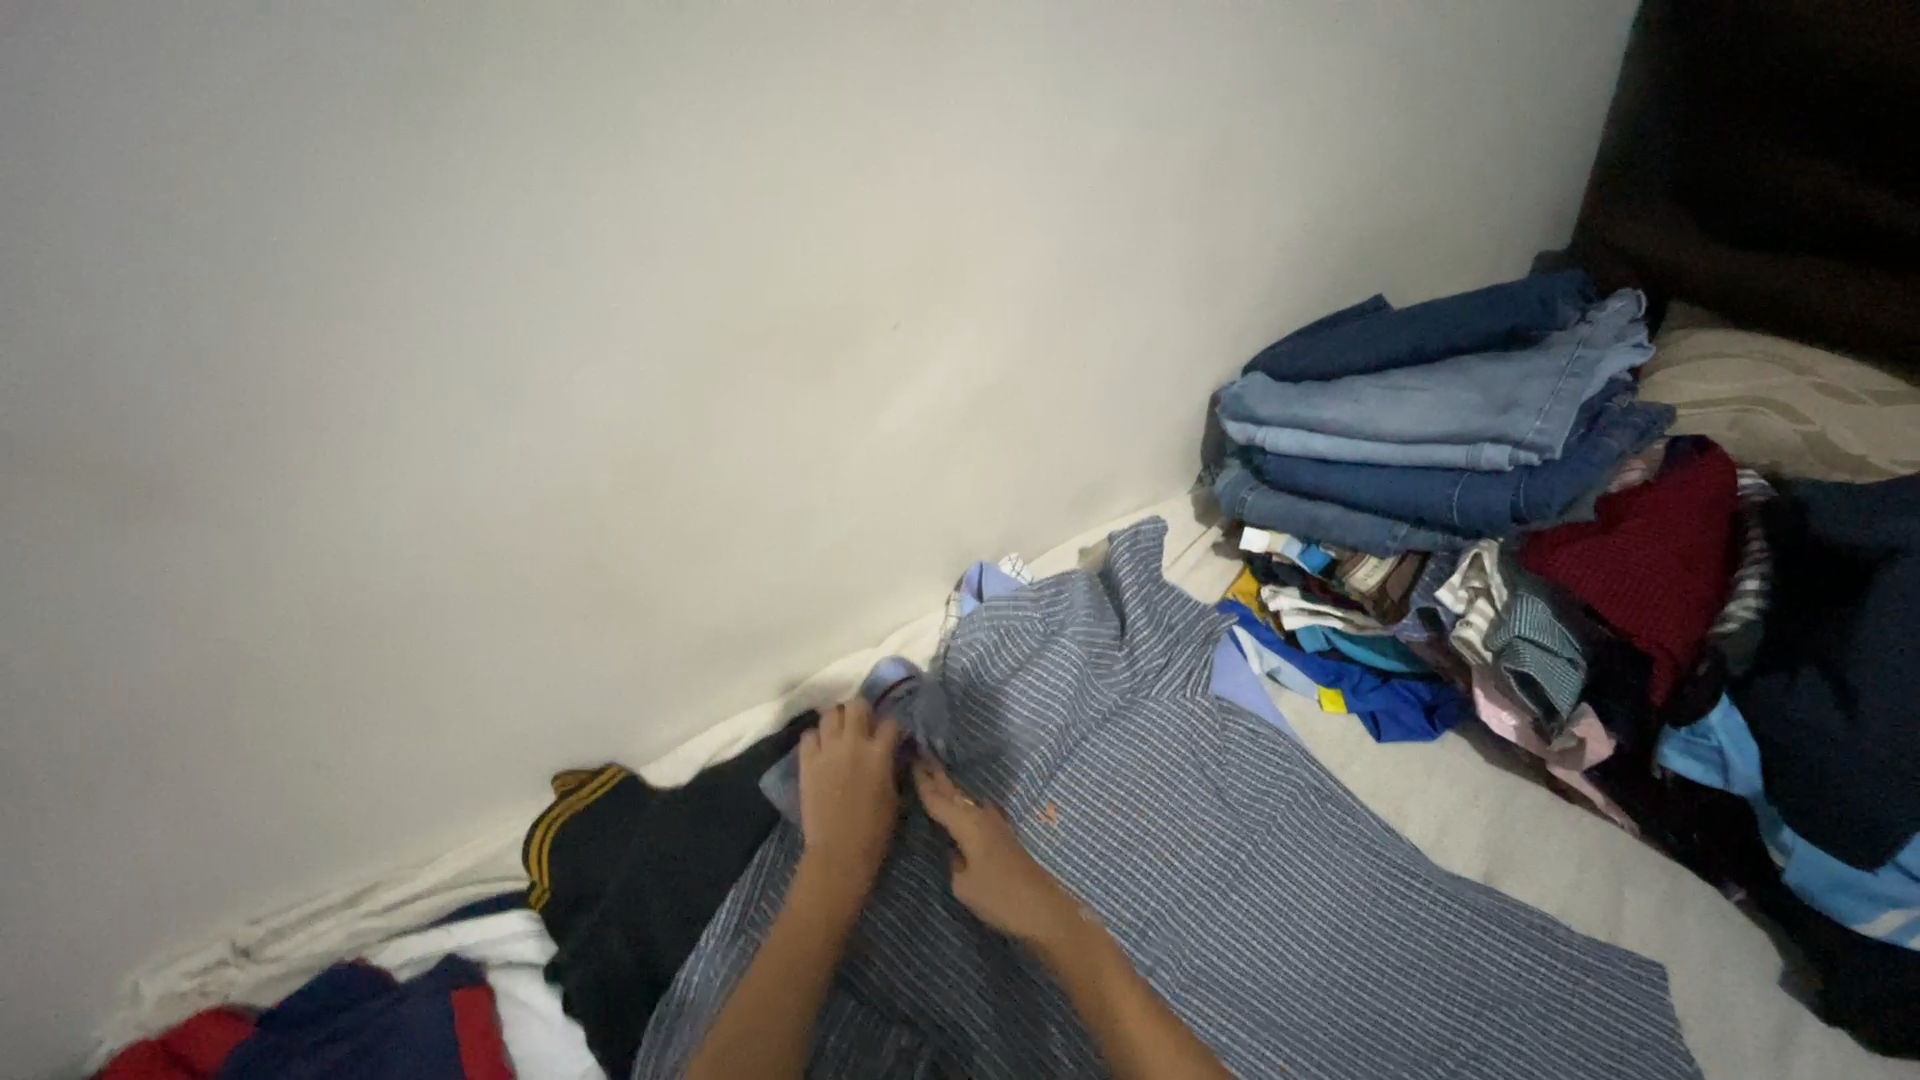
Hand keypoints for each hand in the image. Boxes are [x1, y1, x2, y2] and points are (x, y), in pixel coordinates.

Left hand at [797, 699, 903, 889]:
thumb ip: (890, 767)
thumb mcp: (894, 795)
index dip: (892, 727)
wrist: (839, 851)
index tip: (891, 735)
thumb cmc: (875, 829)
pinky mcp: (807, 762)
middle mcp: (853, 744)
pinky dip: (815, 738)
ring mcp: (827, 751)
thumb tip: (890, 754)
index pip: (891, 723)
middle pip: (857, 705)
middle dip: (862, 711)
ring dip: (837, 720)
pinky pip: (808, 736)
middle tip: (862, 724)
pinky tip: (820, 748)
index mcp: (879, 754)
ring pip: (830, 714)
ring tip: (839, 732)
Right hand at [914, 761, 1083, 948]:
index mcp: (967, 824)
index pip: (937, 799)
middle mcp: (981, 817)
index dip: (922, 781)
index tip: (910, 758)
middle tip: (921, 754)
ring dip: (951, 787)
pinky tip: (963, 803)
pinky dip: (964, 803)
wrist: (1043, 910)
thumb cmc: (1000, 898)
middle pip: (954, 792)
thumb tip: (952, 849)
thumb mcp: (963, 885)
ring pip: (966, 799)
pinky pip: (977, 810)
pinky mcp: (1004, 835)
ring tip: (936, 773)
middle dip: (937, 774)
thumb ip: (952, 861)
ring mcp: (995, 824)